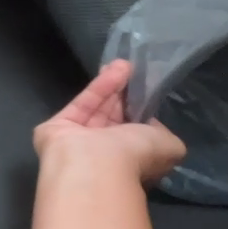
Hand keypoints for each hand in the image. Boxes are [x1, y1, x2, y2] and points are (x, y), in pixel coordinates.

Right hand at [33, 60, 185, 182]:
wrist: (92, 164)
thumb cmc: (134, 157)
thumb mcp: (170, 146)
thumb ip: (164, 133)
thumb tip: (150, 123)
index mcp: (131, 159)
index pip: (135, 133)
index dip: (141, 112)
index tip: (147, 94)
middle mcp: (104, 151)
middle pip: (116, 117)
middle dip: (126, 95)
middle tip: (136, 74)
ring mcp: (78, 139)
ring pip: (99, 108)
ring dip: (114, 86)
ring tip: (126, 64)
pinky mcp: (57, 126)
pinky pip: (82, 104)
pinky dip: (100, 87)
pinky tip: (114, 69)